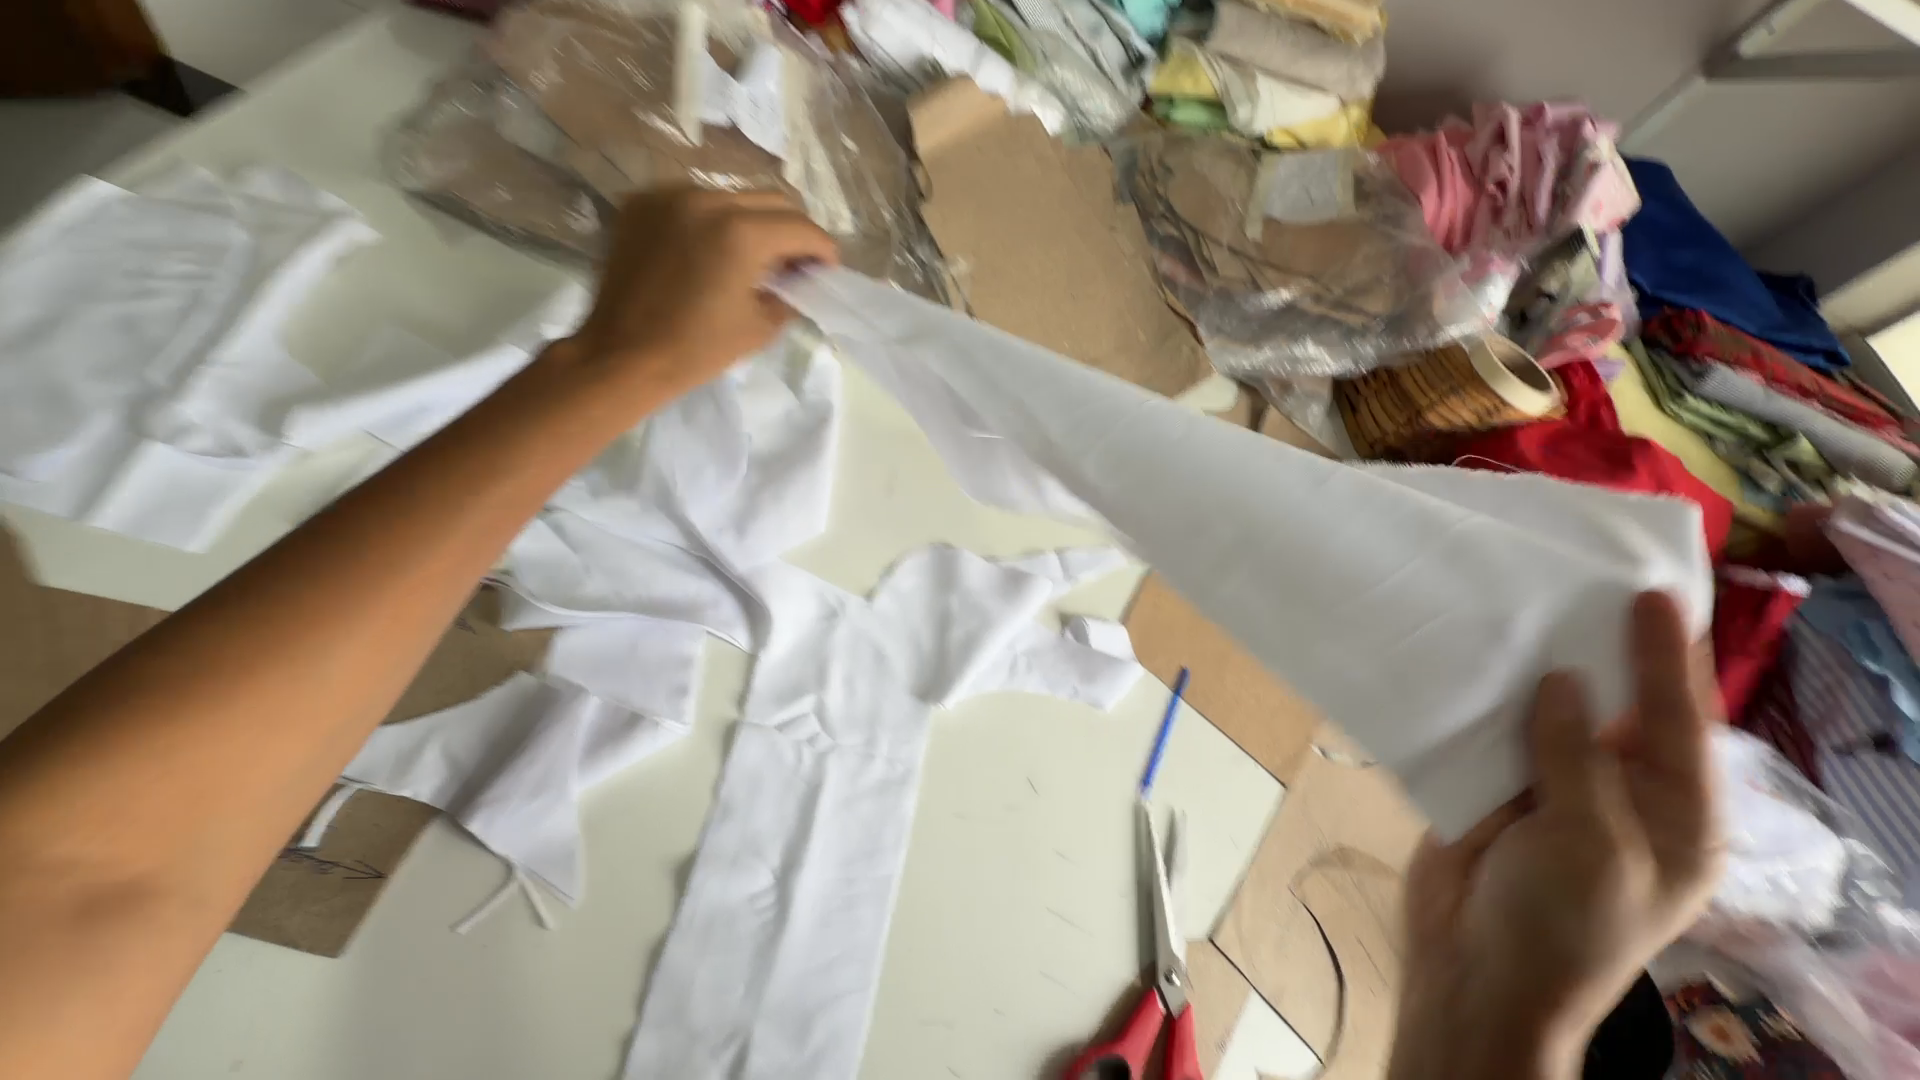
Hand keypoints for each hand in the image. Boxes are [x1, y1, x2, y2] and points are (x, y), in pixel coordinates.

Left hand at [563, 188, 837, 396]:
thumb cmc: (696, 350)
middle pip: (771, 199)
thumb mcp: (760, 326)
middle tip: (796, 262)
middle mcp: (707, 200)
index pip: (801, 226)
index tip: (827, 268)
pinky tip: (709, 252)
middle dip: (792, 230)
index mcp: (741, 233)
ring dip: (752, 222)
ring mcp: (670, 196)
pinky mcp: (642, 203)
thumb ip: (790, 293)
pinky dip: (711, 222)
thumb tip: (800, 277)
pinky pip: (693, 201)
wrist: (622, 356)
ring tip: (751, 257)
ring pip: (733, 196)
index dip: (823, 248)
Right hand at [1389, 591, 1725, 1079]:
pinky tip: (1471, 661)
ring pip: (1547, 714)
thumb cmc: (1561, 921)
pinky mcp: (1490, 788)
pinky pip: (1491, 732)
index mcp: (1673, 814)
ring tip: (1528, 609)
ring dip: (1537, 669)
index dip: (1665, 657)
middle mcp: (1616, 791)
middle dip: (1608, 652)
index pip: (1678, 720)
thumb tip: (1559, 680)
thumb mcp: (1593, 844)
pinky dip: (1483, 699)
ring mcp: (1549, 788)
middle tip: (1591, 585)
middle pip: (1616, 707)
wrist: (1475, 970)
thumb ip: (1578, 758)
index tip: (1651, 594)